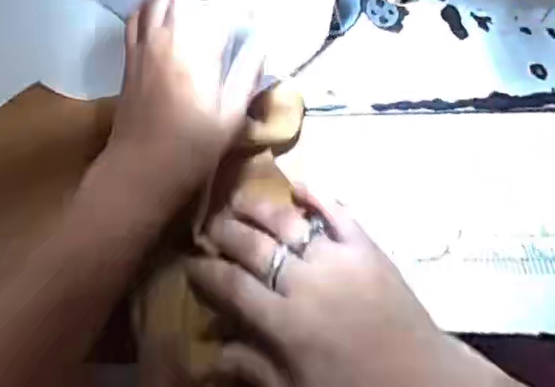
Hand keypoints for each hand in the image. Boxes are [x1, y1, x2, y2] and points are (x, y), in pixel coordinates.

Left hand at [104, 0, 263, 198]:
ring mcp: (143, 42)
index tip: (250, 4)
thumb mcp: (232, 115)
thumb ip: (247, 72)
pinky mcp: (129, 52)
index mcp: (195, 51)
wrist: (140, 168)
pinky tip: (163, 9)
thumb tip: (260, 39)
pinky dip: (151, 3)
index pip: (217, 6)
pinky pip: (137, 14)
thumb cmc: (192, 147)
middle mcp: (166, 36)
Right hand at [187, 184, 516, 386]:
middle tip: (208, 226)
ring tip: (238, 200)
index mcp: (286, 323)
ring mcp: (335, 258)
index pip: (231, 285)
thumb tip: (208, 353)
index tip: (189, 262)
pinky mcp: (365, 247)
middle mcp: (303, 282)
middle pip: (252, 245)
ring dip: (257, 207)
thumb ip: (254, 369)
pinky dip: (315, 194)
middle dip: (224, 232)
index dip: (205, 271)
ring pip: (285, 221)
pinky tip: (296, 186)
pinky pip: (335, 211)